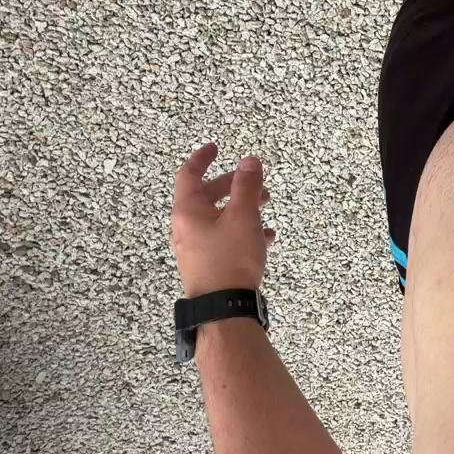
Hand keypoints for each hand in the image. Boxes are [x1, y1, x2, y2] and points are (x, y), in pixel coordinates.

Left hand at [171, 143, 274, 297]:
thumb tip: (249, 161)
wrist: (224, 306)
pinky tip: (266, 238)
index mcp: (188, 211)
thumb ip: (247, 186)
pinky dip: (243, 230)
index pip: (189, 175)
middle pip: (207, 196)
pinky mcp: (207, 262)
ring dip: (242, 208)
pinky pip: (224, 237)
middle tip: (256, 182)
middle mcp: (186, 227)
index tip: (216, 148)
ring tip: (266, 208)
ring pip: (218, 217)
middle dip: (233, 186)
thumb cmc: (230, 258)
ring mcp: (195, 246)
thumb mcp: (244, 216)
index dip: (202, 159)